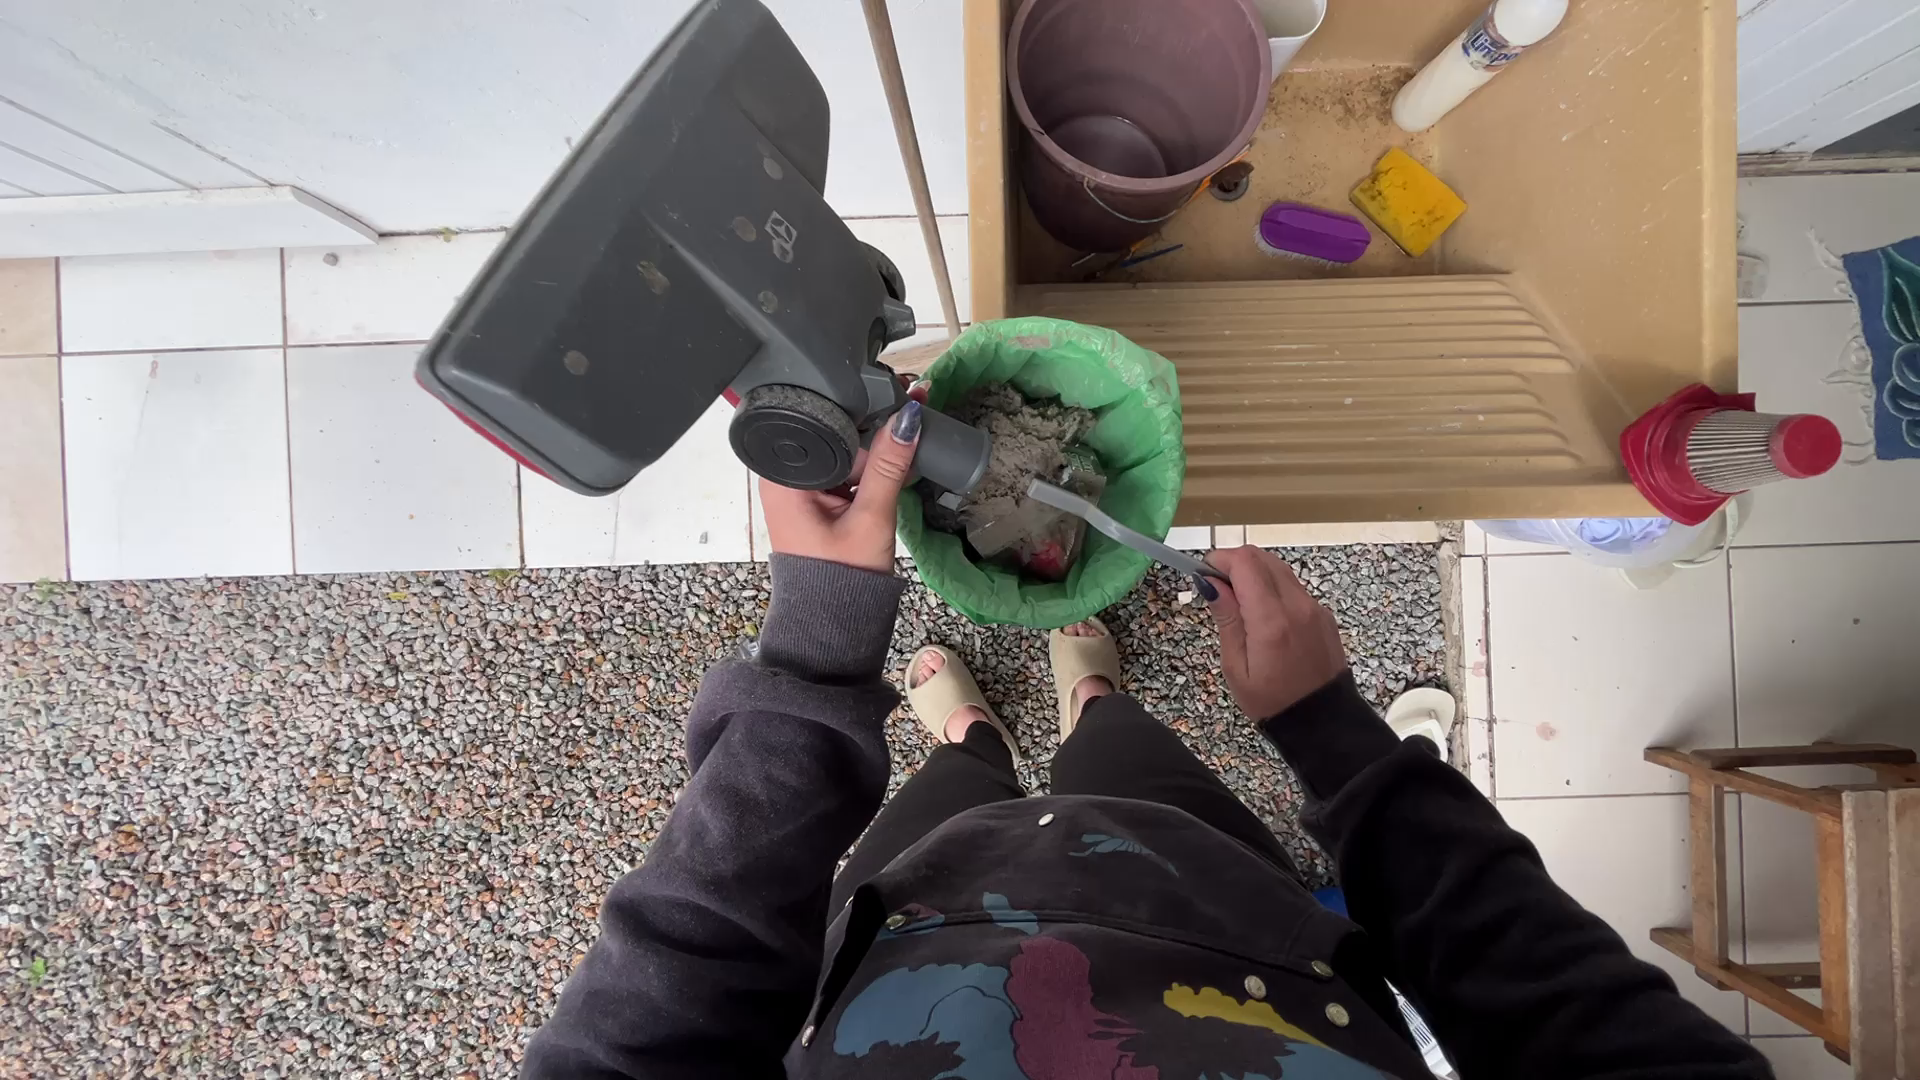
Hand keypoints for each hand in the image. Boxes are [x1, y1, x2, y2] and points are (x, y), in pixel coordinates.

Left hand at [759, 400, 922, 573]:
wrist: (834, 621)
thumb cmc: (843, 574)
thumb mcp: (871, 517)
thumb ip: (888, 465)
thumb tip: (906, 419)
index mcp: (782, 478)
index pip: (825, 427)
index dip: (861, 414)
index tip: (894, 398)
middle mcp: (784, 479)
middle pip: (835, 440)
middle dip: (871, 437)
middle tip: (906, 419)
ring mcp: (799, 492)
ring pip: (843, 457)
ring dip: (873, 456)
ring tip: (904, 449)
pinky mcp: (814, 504)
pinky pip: (843, 476)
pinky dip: (866, 475)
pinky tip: (889, 471)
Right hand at [1204, 546, 1348, 720]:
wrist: (1325, 724)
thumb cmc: (1271, 702)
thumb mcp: (1236, 666)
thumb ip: (1226, 619)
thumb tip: (1209, 583)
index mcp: (1272, 619)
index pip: (1244, 563)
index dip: (1218, 560)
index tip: (1202, 576)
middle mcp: (1297, 605)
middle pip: (1261, 557)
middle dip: (1233, 563)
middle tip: (1215, 589)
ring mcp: (1314, 607)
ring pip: (1277, 567)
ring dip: (1252, 573)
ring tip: (1236, 603)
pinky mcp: (1322, 614)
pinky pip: (1291, 586)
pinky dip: (1270, 586)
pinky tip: (1260, 614)